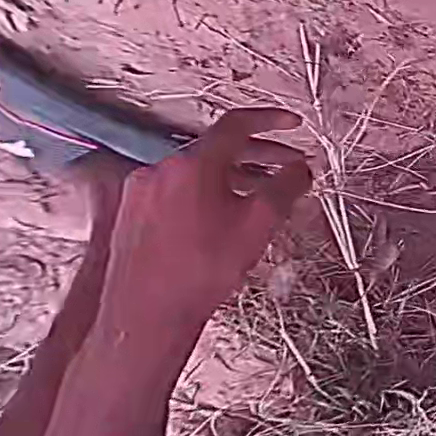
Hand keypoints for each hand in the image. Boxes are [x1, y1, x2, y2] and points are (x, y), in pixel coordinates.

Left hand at [98, 107, 312, 341]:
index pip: (237, 124)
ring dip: (238, 174)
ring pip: (200, 169)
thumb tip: (301, 168)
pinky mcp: (133, 214)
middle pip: (220, 147)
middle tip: (290, 162)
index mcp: (193, 165)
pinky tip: (230, 211)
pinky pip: (181, 188)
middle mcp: (161, 170)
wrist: (145, 317)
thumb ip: (287, 185)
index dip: (271, 119)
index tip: (293, 123)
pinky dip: (211, 190)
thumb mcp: (261, 222)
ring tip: (265, 190)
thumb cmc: (202, 269)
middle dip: (262, 153)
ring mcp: (142, 192)